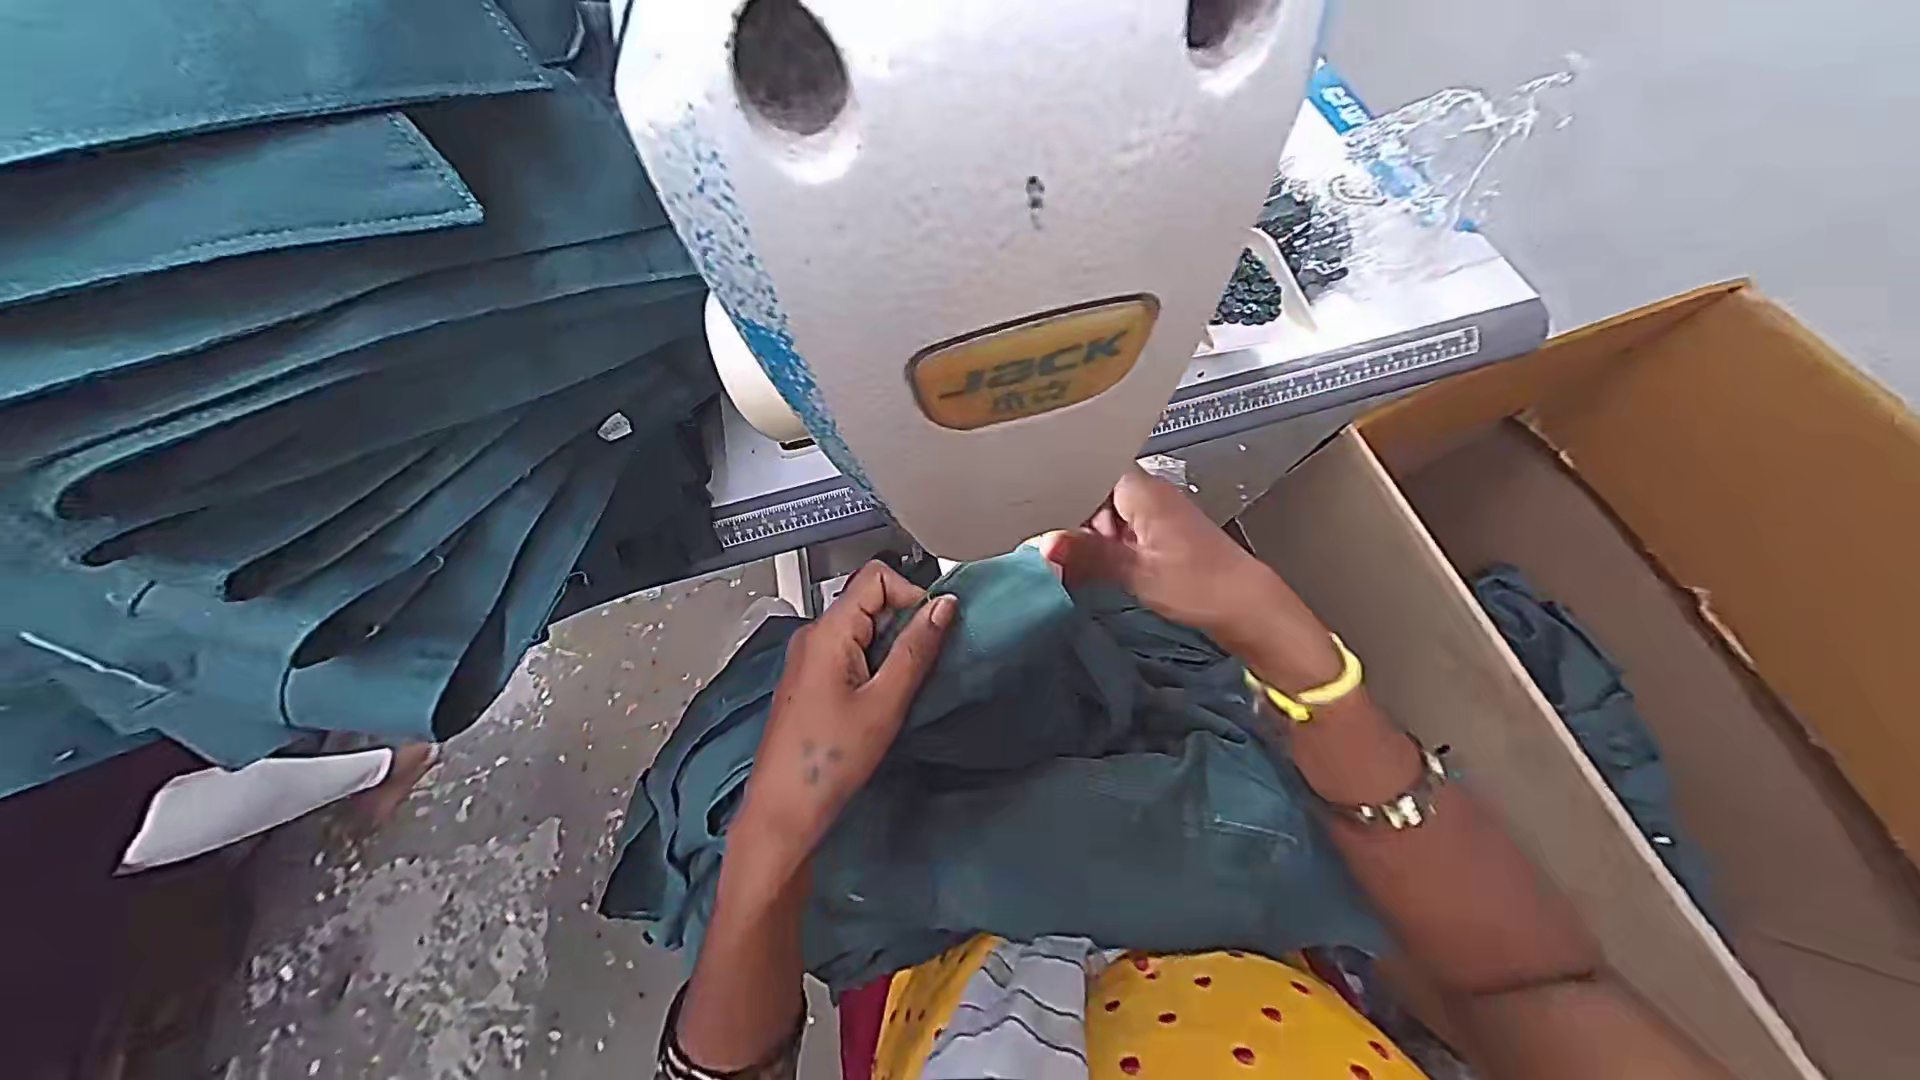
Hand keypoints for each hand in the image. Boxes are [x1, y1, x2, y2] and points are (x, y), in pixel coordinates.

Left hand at [733, 561, 955, 871]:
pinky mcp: (809, 676)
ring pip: (862, 626)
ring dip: (889, 646)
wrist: (783, 810)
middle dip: (903, 623)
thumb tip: (944, 604)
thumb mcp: (886, 701)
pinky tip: (877, 698)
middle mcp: (813, 634)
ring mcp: (808, 655)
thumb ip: (916, 648)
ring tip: (896, 688)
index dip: (911, 594)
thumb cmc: (832, 758)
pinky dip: (872, 662)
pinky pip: (849, 649)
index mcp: (828, 631)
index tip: (931, 630)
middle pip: (869, 599)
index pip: (876, 576)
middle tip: (917, 667)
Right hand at [1038, 466, 1340, 690]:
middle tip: (1048, 545)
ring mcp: (1154, 517)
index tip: (1039, 510)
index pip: (1090, 473)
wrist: (1246, 609)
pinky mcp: (1159, 539)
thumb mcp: (1134, 571)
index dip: (1064, 491)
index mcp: (1142, 489)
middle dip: (1072, 521)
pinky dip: (1106, 551)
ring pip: (1106, 520)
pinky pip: (1120, 537)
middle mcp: (1148, 495)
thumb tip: (1043, 544)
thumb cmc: (1197, 584)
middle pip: (1094, 497)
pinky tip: (1091, 569)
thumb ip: (1088, 554)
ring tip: (1065, 560)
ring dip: (1089, 540)